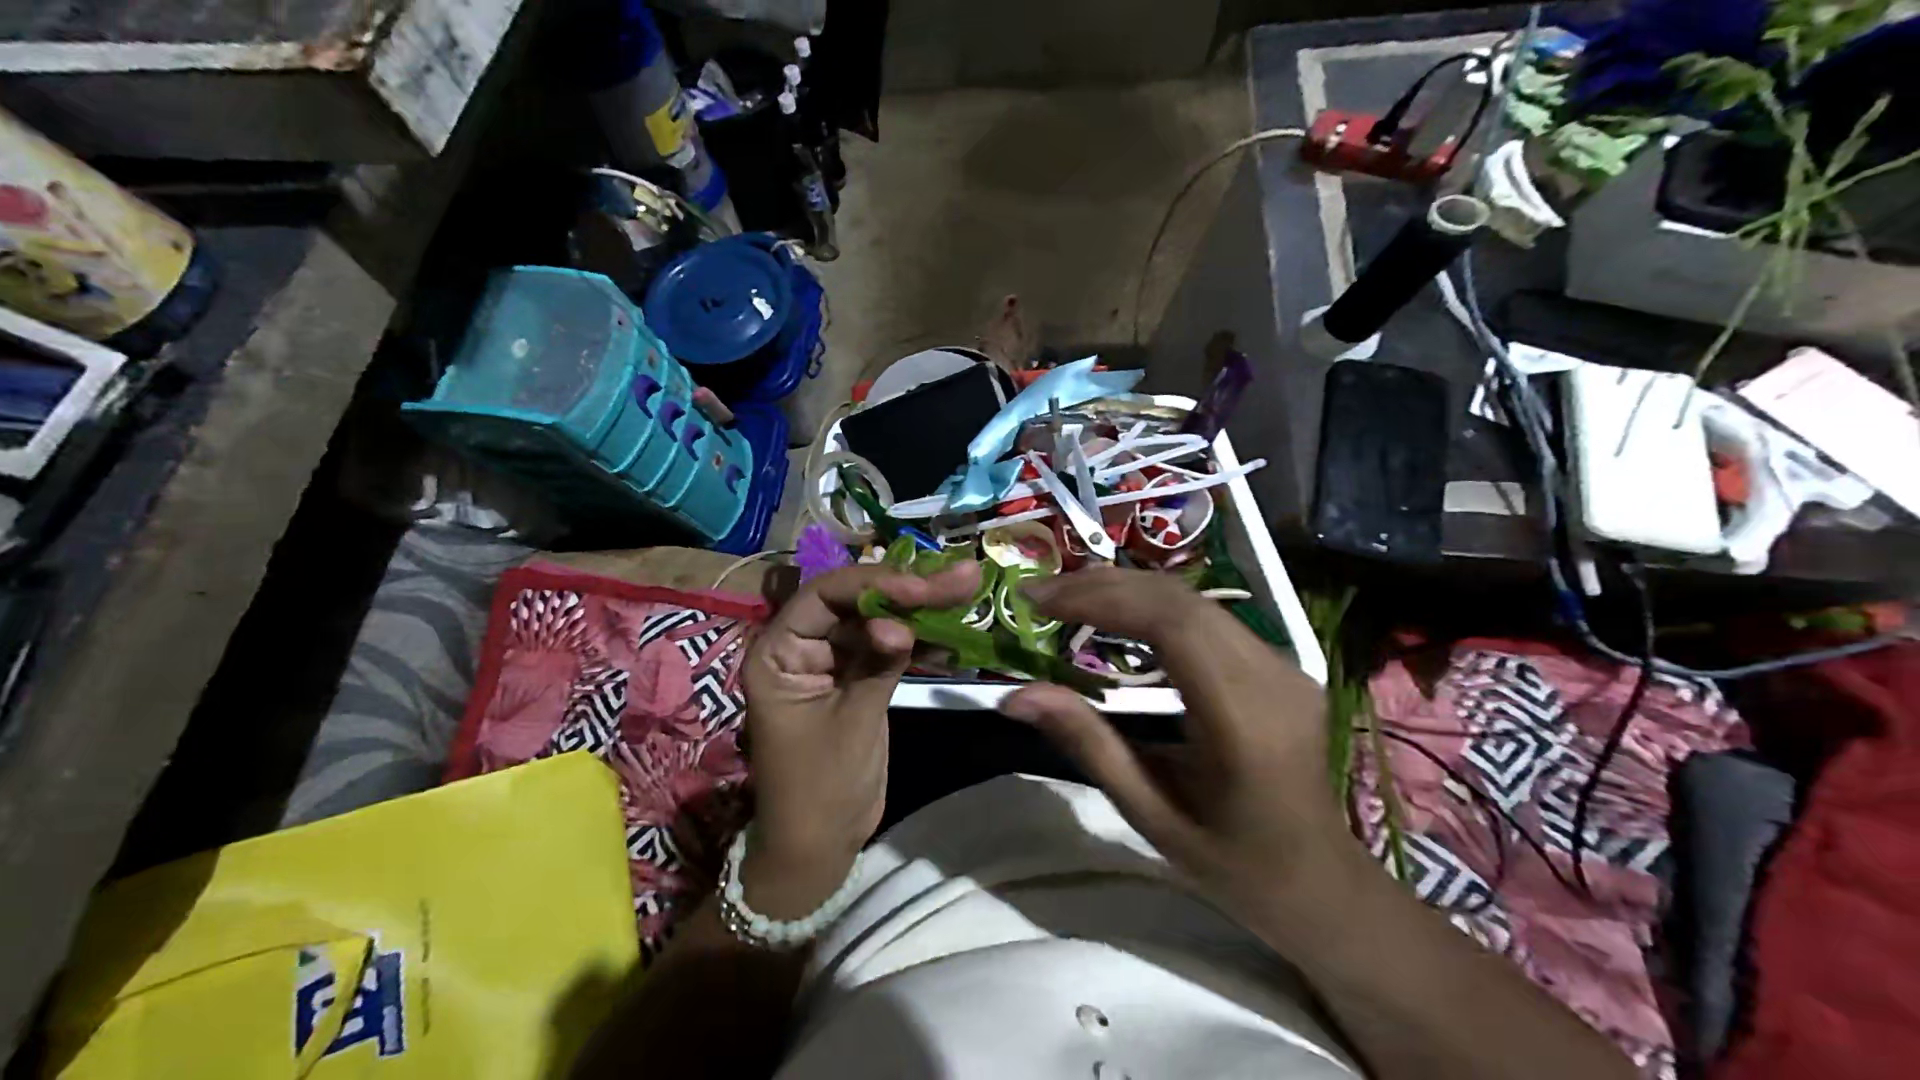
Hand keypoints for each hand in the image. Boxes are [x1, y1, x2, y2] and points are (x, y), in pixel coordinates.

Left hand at [739, 561, 979, 915]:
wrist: (820, 846)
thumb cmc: (820, 789)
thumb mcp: (853, 723)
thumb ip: (878, 666)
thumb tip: (903, 622)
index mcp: (778, 652)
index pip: (825, 597)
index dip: (874, 584)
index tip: (921, 589)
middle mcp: (802, 646)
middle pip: (858, 602)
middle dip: (908, 590)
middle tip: (960, 577)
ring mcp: (833, 662)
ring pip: (879, 621)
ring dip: (921, 609)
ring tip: (966, 588)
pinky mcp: (858, 678)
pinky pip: (889, 648)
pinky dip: (919, 640)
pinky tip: (953, 630)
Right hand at [998, 567, 1345, 919]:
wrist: (1321, 883)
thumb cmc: (1233, 864)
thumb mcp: (1151, 815)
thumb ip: (1088, 745)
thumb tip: (1017, 696)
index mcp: (1244, 721)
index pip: (1172, 626)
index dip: (1102, 600)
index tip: (1040, 600)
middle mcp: (1272, 677)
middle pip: (1181, 600)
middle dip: (1104, 585)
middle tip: (1041, 593)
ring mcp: (1283, 665)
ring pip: (1195, 600)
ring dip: (1126, 589)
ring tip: (1067, 597)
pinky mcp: (1280, 663)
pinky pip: (1208, 616)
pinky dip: (1153, 605)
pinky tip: (1117, 614)